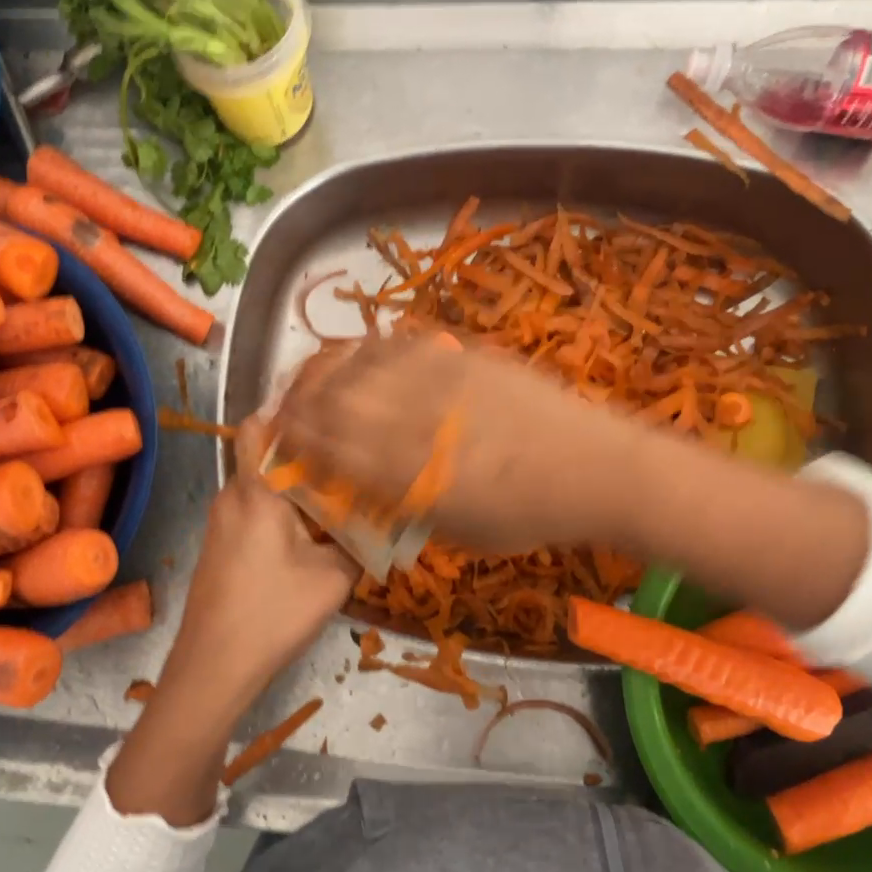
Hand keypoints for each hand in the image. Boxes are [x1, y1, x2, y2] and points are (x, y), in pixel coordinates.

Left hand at [107, 415, 358, 826]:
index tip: (328, 410)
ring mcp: (220, 522)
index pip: (259, 425)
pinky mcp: (219, 546)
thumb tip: (385, 519)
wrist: (213, 666)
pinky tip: (310, 532)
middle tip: (347, 457)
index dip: (289, 410)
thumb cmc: (273, 613)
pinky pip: (252, 510)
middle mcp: (232, 496)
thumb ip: (361, 542)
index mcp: (256, 490)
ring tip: (337, 493)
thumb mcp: (333, 578)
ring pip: (260, 486)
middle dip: (303, 453)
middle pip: (265, 456)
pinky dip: (279, 510)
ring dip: (292, 487)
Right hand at [275, 337, 649, 553]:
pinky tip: (364, 358)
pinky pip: (395, 343)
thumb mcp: (451, 529)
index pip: (321, 445)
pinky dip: (368, 350)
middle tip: (288, 407)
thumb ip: (398, 503)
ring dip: (323, 370)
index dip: (291, 440)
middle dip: (296, 401)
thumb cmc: (524, 516)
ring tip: (315, 378)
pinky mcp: (456, 353)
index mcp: (398, 470)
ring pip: (353, 361)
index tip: (279, 441)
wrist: (591, 468)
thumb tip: (359, 485)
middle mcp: (404, 416)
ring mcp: (431, 377)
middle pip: (325, 396)